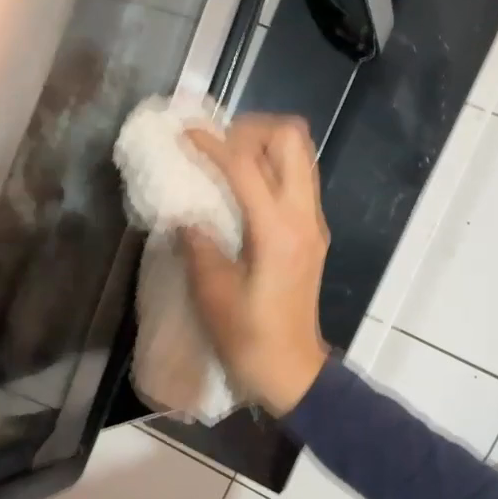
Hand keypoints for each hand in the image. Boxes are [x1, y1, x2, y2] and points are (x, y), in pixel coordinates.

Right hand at [182, 115, 331, 413]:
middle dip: (252, 129)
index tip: (184, 135)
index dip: (212, 142)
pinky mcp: (313, 233)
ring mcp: (314, 223)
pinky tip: (241, 188)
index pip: (246, 165)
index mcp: (277, 231)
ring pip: (300, 155)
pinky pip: (298, 179)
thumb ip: (197, 243)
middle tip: (217, 145)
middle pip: (292, 139)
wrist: (292, 369)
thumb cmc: (249, 339)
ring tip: (227, 160)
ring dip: (264, 145)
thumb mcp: (211, 293)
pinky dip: (272, 168)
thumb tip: (185, 212)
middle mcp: (304, 217)